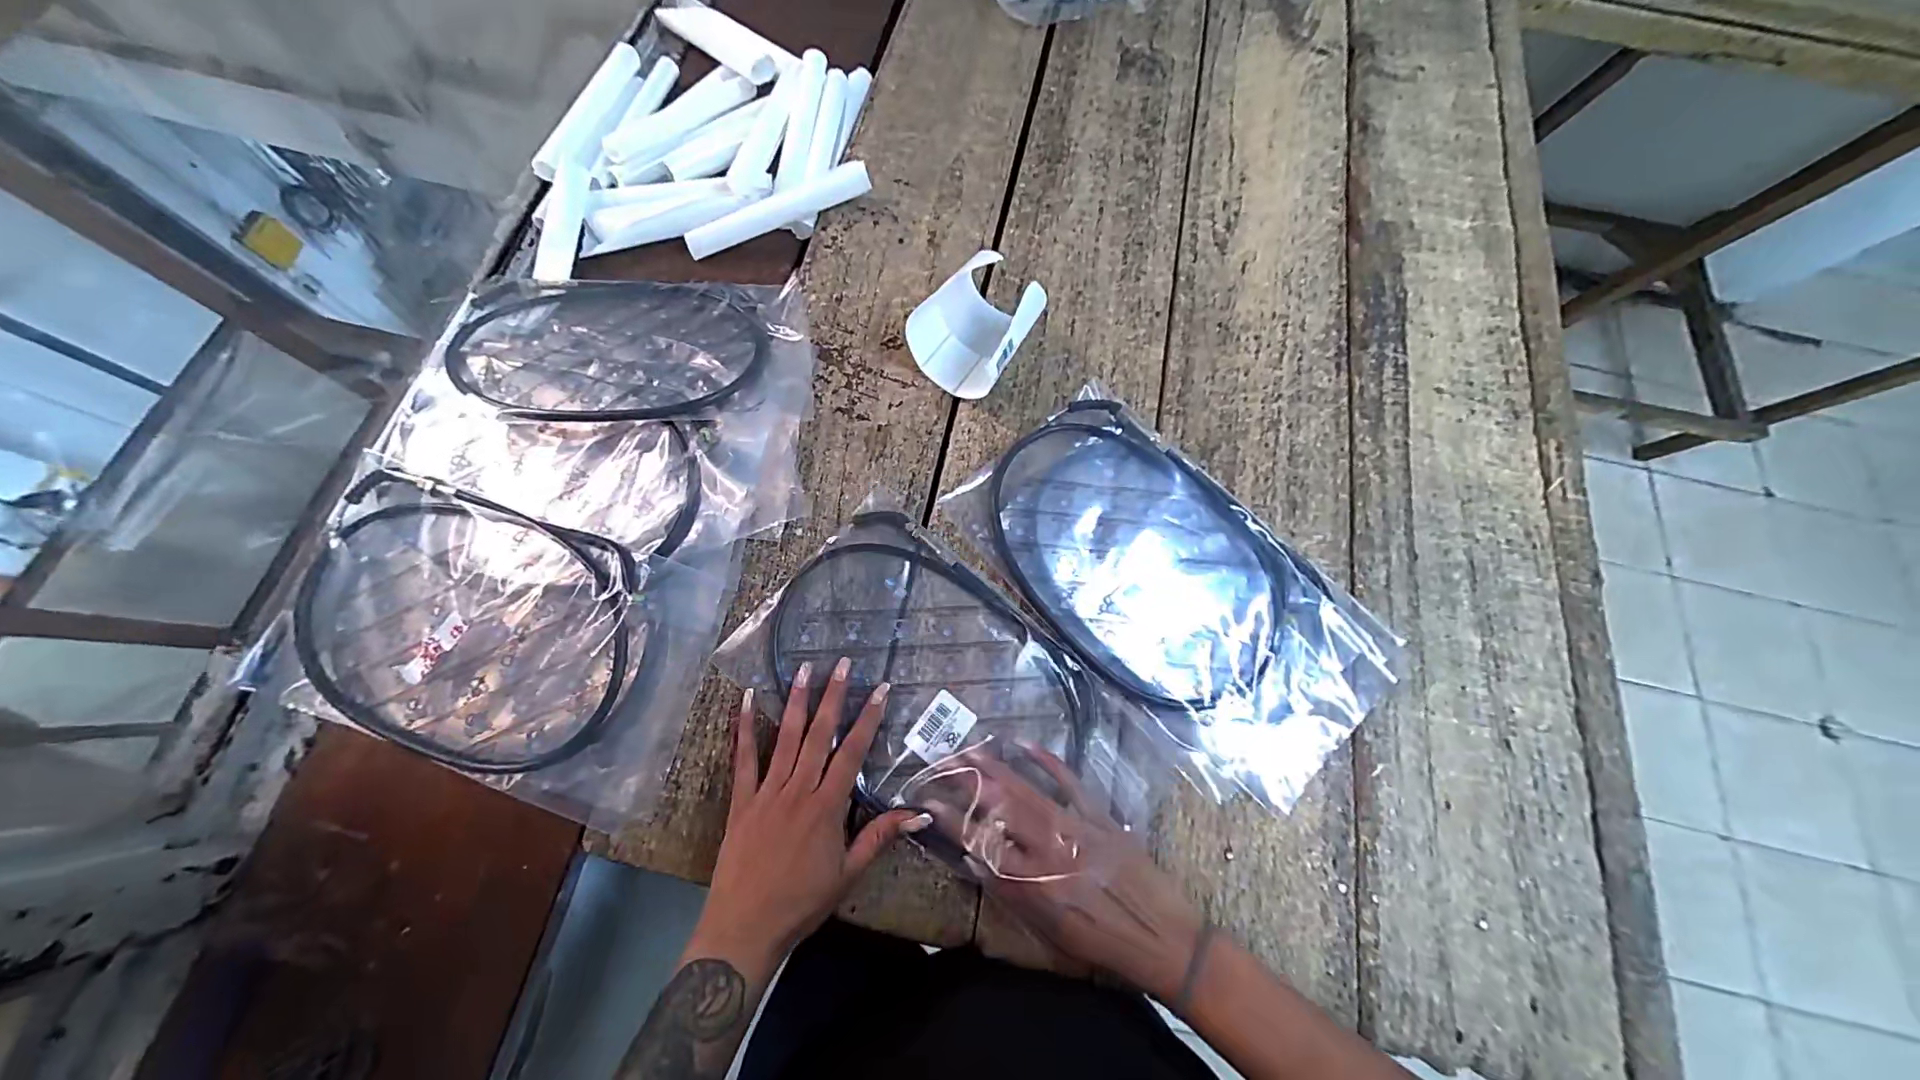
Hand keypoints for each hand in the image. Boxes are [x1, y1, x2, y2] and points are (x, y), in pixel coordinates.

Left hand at [688, 658, 930, 975]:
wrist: (745, 928)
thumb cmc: (802, 903)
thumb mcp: (849, 874)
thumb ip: (881, 837)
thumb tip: (921, 814)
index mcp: (827, 807)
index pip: (852, 753)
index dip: (868, 719)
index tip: (878, 689)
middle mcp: (798, 791)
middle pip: (819, 736)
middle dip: (833, 697)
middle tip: (841, 663)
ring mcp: (767, 793)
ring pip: (785, 739)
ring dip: (796, 702)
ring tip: (803, 669)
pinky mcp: (741, 802)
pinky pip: (743, 759)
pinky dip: (745, 728)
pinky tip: (747, 700)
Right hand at [919, 741, 1204, 1001]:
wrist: (1164, 939)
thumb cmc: (1102, 943)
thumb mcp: (1049, 932)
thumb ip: (1010, 895)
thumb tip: (974, 862)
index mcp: (1032, 883)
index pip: (979, 844)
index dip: (950, 820)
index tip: (927, 801)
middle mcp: (1048, 850)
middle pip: (997, 808)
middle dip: (965, 782)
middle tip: (942, 762)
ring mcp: (1075, 828)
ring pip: (1026, 791)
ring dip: (995, 767)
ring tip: (970, 749)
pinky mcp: (1099, 817)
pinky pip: (1069, 782)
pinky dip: (1047, 761)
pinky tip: (1025, 744)